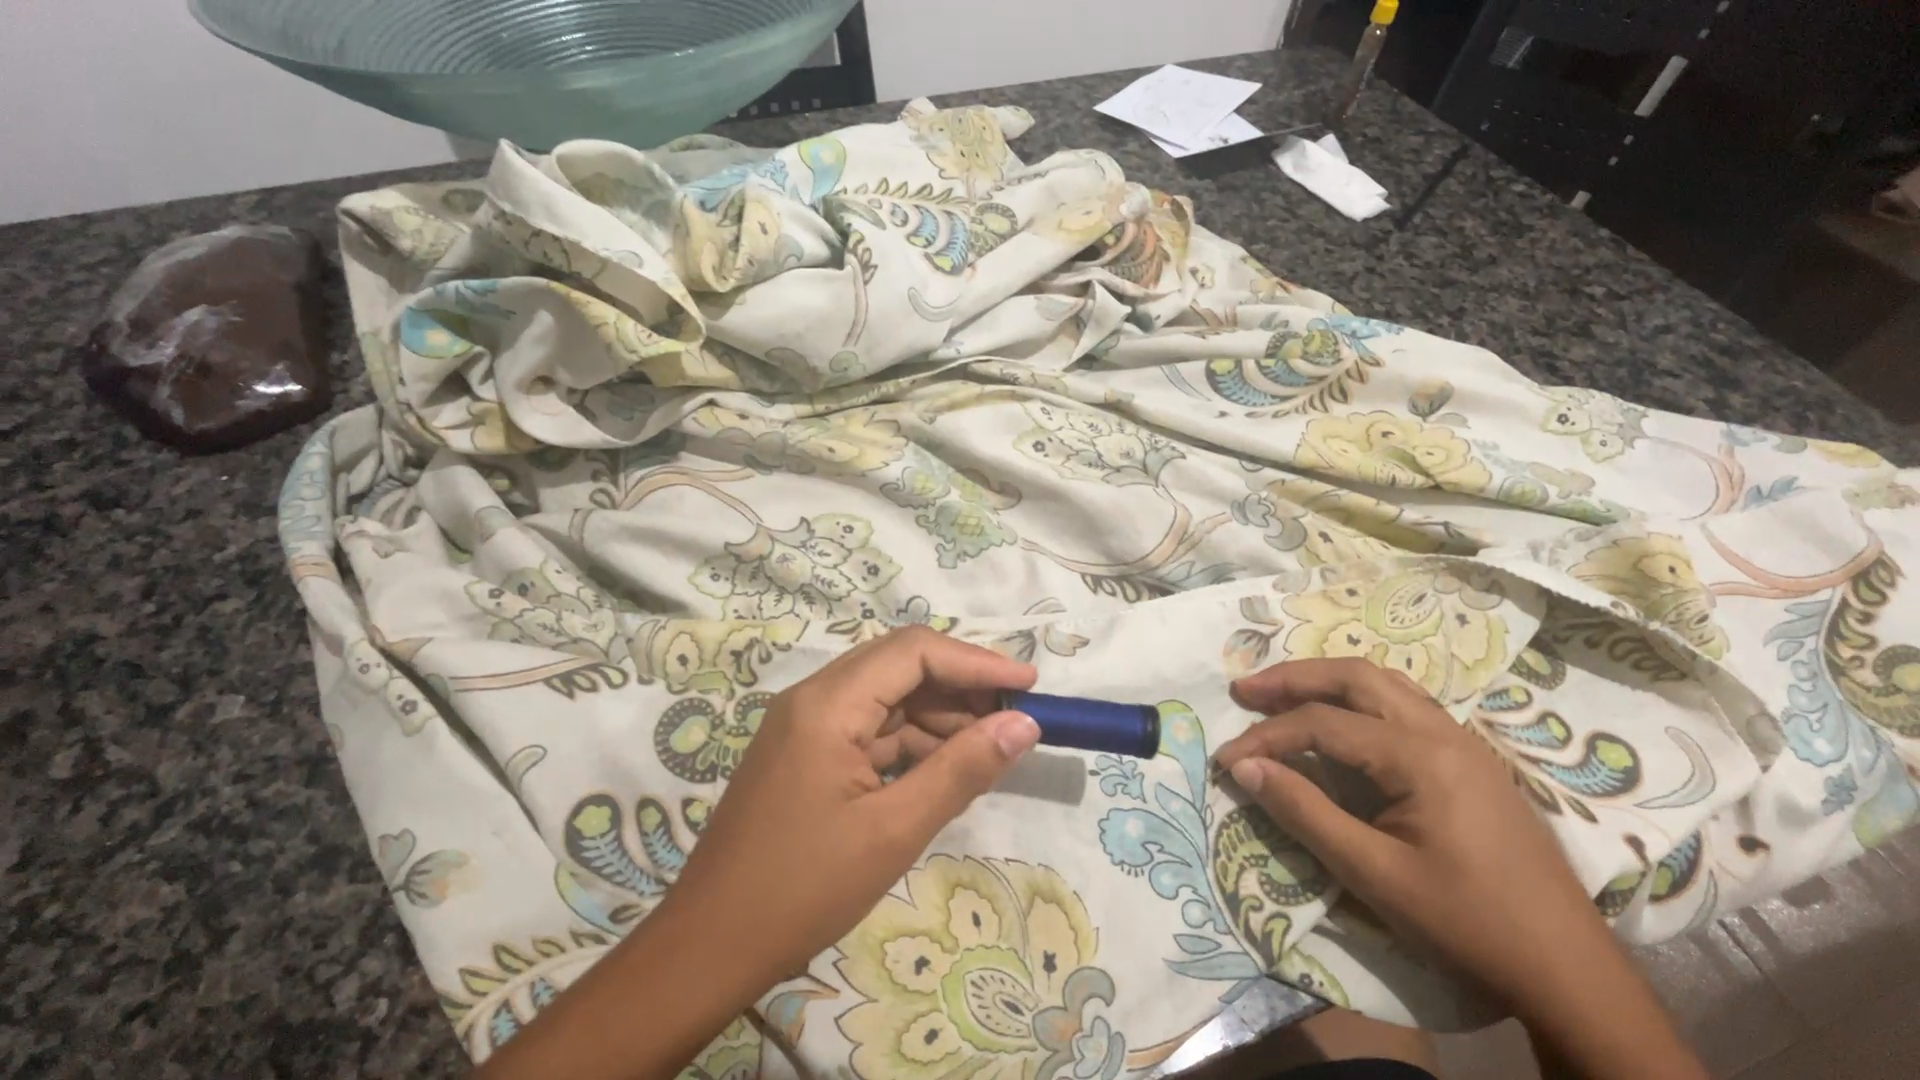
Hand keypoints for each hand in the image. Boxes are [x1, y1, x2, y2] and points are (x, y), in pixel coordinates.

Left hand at [666, 624, 1041, 982]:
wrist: (711, 945)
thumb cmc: (803, 888)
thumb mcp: (894, 830)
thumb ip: (962, 770)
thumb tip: (1024, 725)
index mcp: (828, 704)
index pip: (914, 651)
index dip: (976, 662)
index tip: (1030, 687)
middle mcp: (813, 699)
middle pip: (899, 666)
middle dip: (961, 687)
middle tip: (1016, 720)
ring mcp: (804, 727)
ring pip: (885, 699)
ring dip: (938, 717)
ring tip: (990, 750)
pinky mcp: (803, 756)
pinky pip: (867, 731)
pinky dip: (910, 743)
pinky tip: (944, 770)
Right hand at [1215, 658, 1706, 1079]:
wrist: (1563, 964)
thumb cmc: (1464, 921)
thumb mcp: (1372, 873)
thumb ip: (1304, 812)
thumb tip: (1244, 767)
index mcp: (1420, 756)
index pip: (1323, 724)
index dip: (1267, 737)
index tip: (1225, 760)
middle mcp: (1443, 731)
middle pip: (1356, 678)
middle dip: (1294, 678)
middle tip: (1245, 691)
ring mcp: (1464, 742)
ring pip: (1386, 684)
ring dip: (1329, 681)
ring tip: (1282, 694)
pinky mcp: (1472, 760)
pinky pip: (1407, 705)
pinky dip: (1362, 698)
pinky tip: (1344, 719)